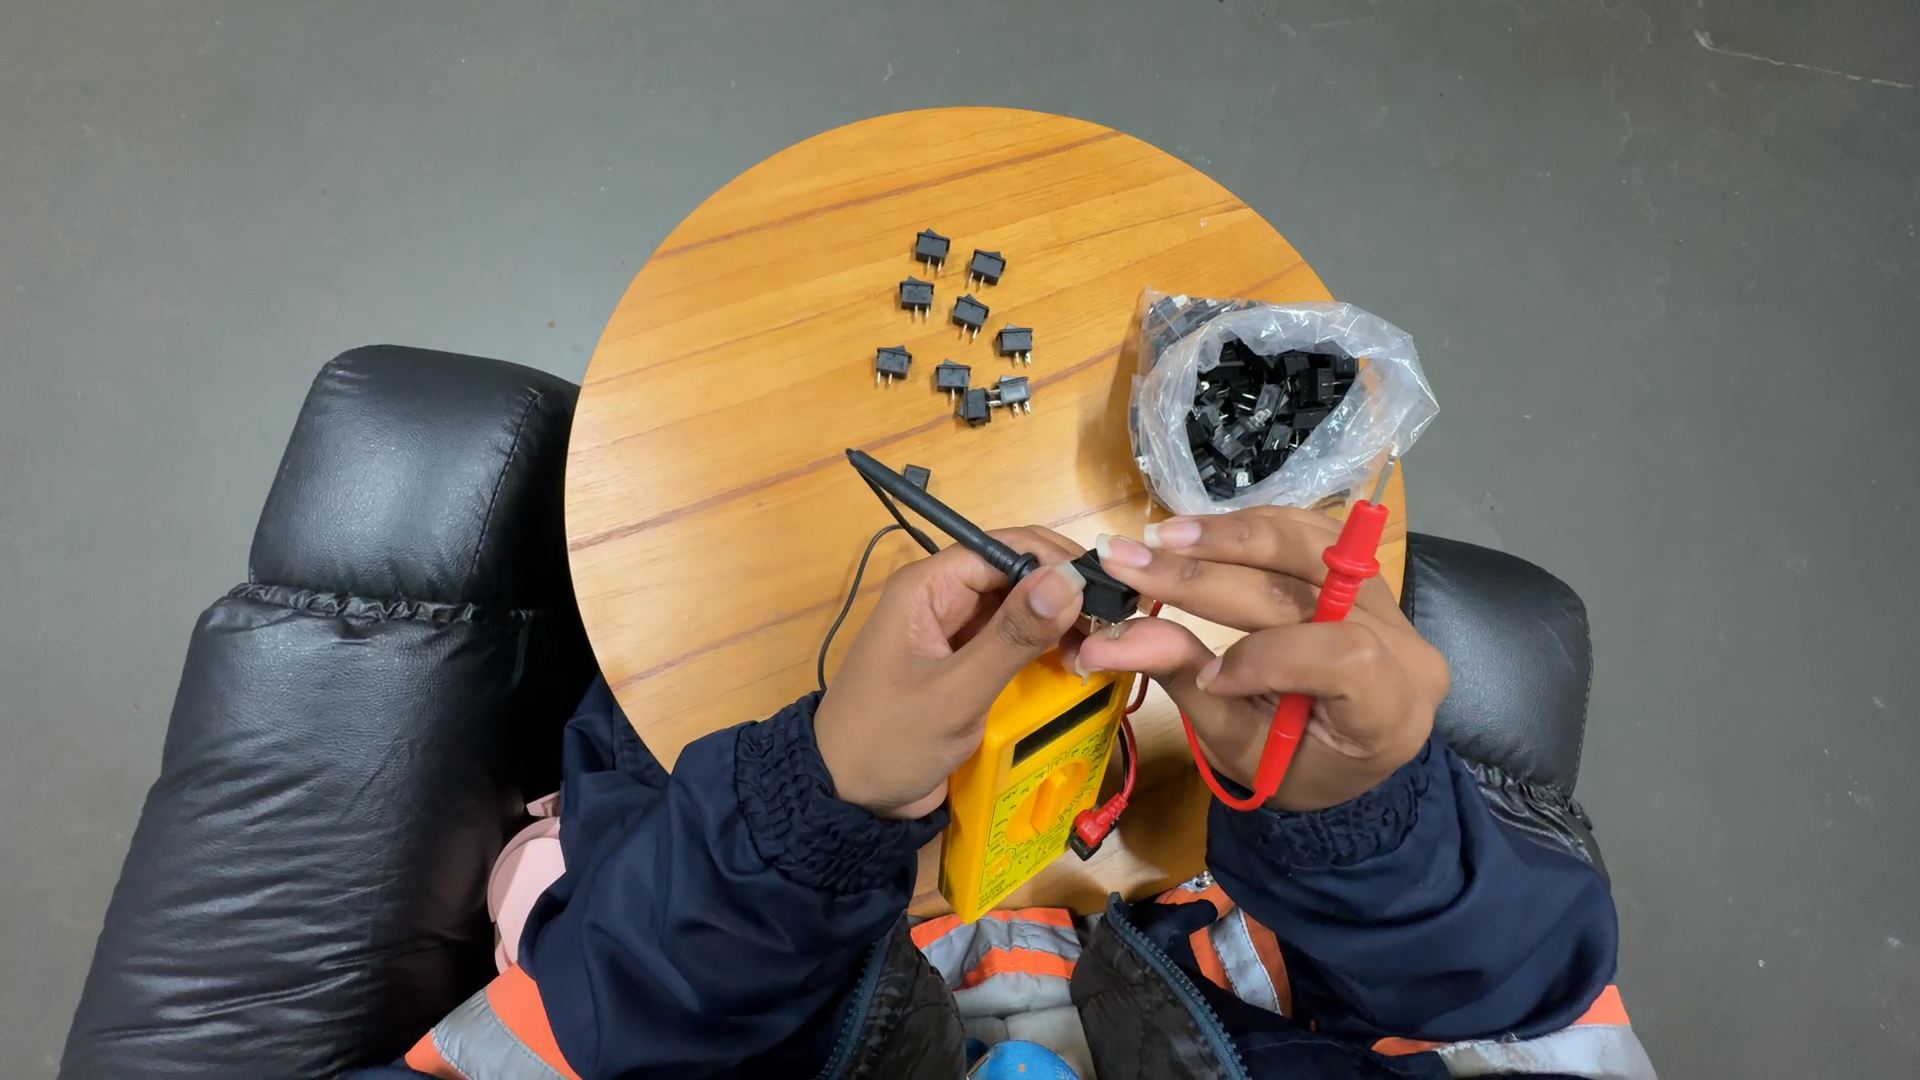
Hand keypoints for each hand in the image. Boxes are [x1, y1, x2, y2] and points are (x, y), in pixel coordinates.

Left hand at [814, 527, 1088, 818]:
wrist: (850, 800)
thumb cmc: (889, 741)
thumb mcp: (954, 692)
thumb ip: (1012, 637)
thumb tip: (1069, 579)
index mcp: (928, 587)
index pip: (1002, 548)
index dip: (1055, 561)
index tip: (1107, 590)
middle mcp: (944, 598)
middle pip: (1016, 574)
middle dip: (1063, 592)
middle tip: (1112, 624)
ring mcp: (957, 632)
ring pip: (1020, 606)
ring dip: (1059, 621)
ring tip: (1101, 646)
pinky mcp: (969, 663)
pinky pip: (1014, 641)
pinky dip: (1046, 648)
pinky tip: (1077, 663)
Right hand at [1069, 508, 1448, 811]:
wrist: (1334, 757)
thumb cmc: (1288, 768)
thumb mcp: (1235, 744)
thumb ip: (1183, 681)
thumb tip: (1105, 641)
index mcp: (1389, 711)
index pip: (1345, 658)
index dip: (1269, 656)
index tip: (1208, 679)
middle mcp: (1407, 645)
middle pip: (1310, 584)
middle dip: (1210, 572)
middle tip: (1130, 562)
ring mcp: (1388, 601)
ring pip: (1311, 541)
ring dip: (1229, 534)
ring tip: (1163, 537)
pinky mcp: (1360, 573)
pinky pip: (1309, 530)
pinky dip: (1250, 526)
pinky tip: (1201, 533)